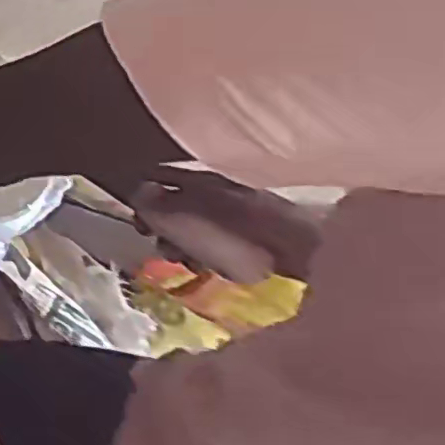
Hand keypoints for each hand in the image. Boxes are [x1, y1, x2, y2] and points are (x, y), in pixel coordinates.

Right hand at [121, 170, 321, 282]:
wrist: (308, 257)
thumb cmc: (227, 235)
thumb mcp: (172, 217)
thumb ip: (145, 202)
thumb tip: (137, 191)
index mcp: (197, 178)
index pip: (156, 176)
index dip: (141, 193)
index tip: (135, 216)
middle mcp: (219, 189)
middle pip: (177, 203)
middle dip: (163, 226)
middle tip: (159, 244)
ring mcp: (246, 212)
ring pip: (200, 224)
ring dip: (186, 244)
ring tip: (187, 263)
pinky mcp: (267, 236)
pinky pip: (226, 240)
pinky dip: (214, 253)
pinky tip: (214, 269)